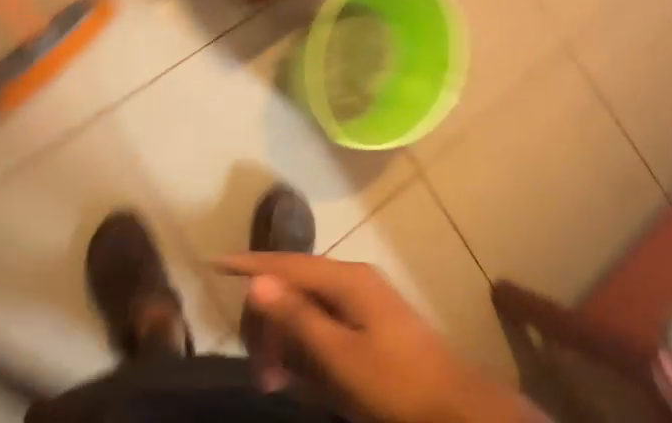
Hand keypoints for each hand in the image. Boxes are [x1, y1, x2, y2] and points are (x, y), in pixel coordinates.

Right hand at [216, 253, 543, 422]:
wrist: (456, 408)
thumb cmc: (395, 382)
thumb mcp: (340, 355)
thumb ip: (298, 317)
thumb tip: (258, 280)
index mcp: (347, 279)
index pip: (287, 263)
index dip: (250, 264)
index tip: (215, 262)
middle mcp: (354, 280)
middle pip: (295, 287)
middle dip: (269, 323)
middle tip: (261, 371)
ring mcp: (365, 301)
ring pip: (309, 309)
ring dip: (287, 340)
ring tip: (277, 382)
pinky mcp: (371, 324)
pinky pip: (326, 324)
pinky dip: (307, 345)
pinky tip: (301, 374)